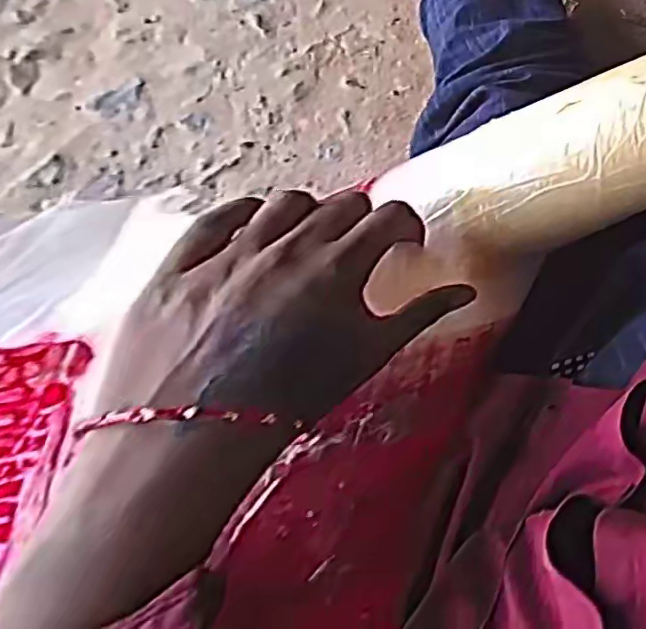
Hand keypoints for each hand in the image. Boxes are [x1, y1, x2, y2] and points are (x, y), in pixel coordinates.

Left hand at [97, 189, 474, 425]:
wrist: (189, 444)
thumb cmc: (293, 399)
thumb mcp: (369, 353)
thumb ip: (422, 312)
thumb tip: (466, 291)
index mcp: (339, 266)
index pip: (390, 214)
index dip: (406, 225)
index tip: (404, 245)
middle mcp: (288, 248)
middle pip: (344, 201)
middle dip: (363, 219)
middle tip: (359, 246)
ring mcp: (230, 254)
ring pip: (285, 201)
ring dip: (309, 213)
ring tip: (307, 238)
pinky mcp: (179, 268)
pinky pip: (216, 217)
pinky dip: (243, 214)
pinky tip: (253, 229)